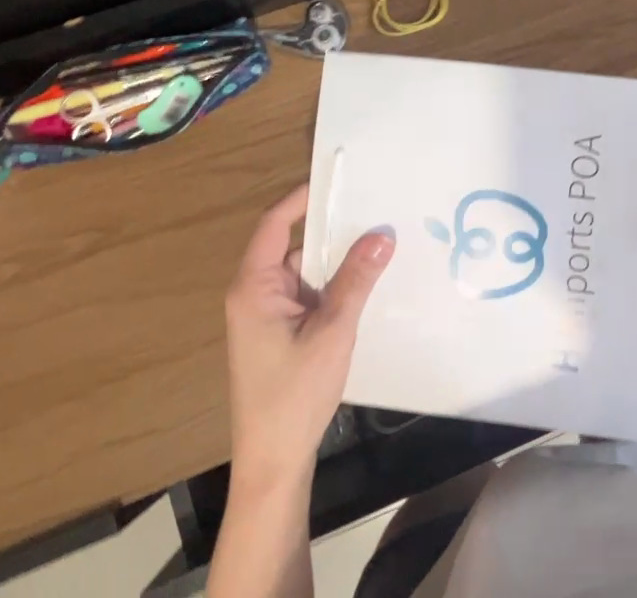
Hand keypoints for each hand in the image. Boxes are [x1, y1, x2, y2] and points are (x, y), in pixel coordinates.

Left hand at [225, 184, 394, 482]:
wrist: (274, 458)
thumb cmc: (295, 392)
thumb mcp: (332, 331)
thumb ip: (356, 280)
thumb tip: (382, 233)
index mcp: (254, 286)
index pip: (275, 224)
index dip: (303, 198)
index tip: (339, 178)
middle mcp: (255, 294)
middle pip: (293, 246)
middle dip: (332, 230)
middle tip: (374, 210)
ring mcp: (266, 315)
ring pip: (305, 272)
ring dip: (337, 262)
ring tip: (380, 242)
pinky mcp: (280, 333)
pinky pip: (308, 295)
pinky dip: (334, 287)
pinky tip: (367, 284)